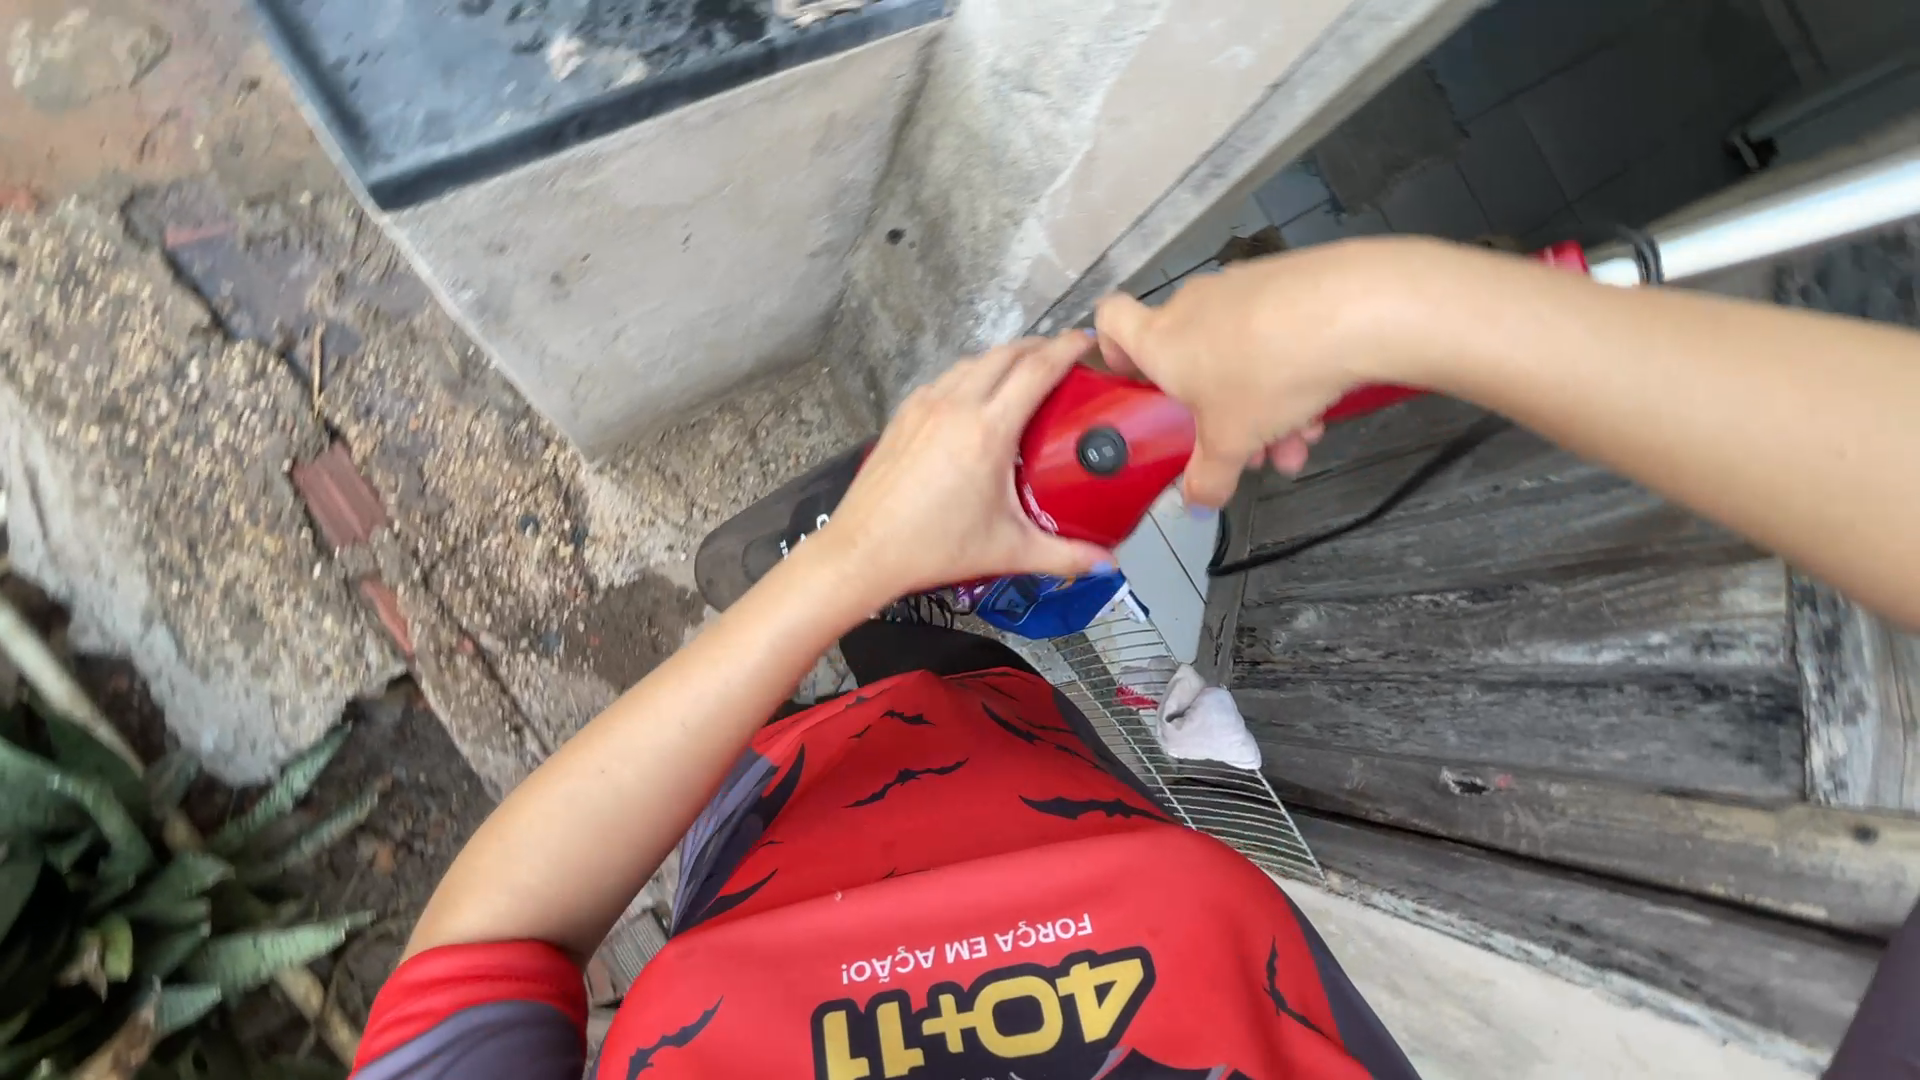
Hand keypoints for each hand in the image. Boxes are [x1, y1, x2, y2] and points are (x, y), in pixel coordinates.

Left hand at [819, 333, 1115, 598]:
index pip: (1038, 369)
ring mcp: (924, 406)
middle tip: (1063, 359)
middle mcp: (955, 405)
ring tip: (1023, 376)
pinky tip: (976, 400)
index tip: (1087, 340)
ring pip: (973, 362)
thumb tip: (1106, 563)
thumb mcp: (1008, 549)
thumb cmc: (933, 548)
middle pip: (1007, 354)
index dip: (1068, 348)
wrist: (864, 550)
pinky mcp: (903, 415)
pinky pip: (945, 379)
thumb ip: (1064, 555)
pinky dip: (970, 376)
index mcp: (987, 430)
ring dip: (1003, 359)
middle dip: (1039, 348)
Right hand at [1094, 238, 1430, 507]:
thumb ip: (1208, 478)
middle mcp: (1192, 306)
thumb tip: (1199, 502)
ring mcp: (1241, 288)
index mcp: (1160, 340)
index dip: (1113, 348)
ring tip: (1295, 441)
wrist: (1354, 310)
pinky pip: (1272, 334)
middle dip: (1213, 407)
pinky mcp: (1288, 280)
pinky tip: (1321, 408)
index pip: (1109, 319)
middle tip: (1244, 445)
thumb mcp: (1230, 443)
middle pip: (1187, 357)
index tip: (1137, 381)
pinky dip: (1288, 370)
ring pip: (1236, 353)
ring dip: (1260, 402)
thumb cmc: (1264, 374)